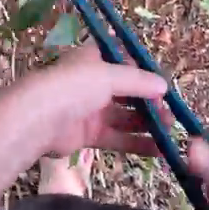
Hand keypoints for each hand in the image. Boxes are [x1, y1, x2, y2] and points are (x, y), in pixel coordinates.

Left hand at [10, 45, 169, 158]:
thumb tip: (164, 86)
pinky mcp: (88, 134)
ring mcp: (90, 109)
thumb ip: (137, 81)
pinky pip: (118, 137)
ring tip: (170, 132)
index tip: (164, 85)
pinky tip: (159, 150)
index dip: (143, 72)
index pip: (123, 61)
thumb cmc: (73, 86)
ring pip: (124, 116)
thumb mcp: (108, 75)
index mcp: (94, 59)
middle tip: (171, 114)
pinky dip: (137, 143)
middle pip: (126, 91)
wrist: (37, 119)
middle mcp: (92, 82)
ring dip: (147, 123)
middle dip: (149, 101)